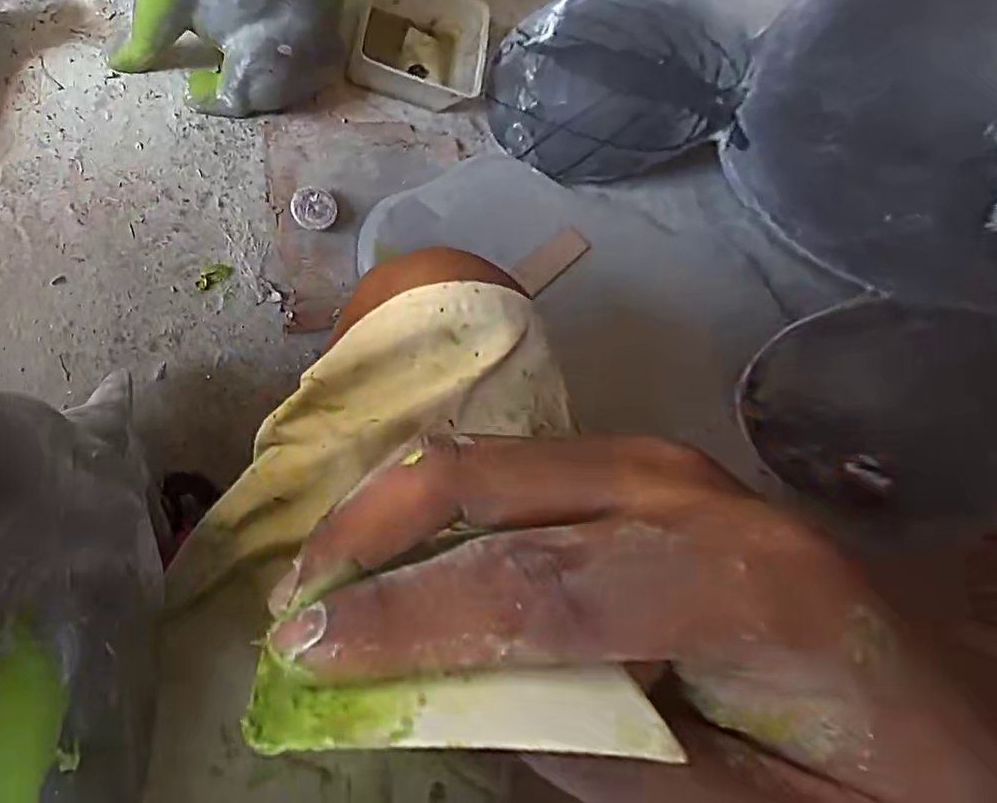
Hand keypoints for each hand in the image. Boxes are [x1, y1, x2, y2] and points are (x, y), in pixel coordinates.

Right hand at [265, 432, 996, 802]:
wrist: (957, 681)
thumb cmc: (888, 774)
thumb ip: (607, 761)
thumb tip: (438, 705)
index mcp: (739, 582)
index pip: (527, 592)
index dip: (401, 619)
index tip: (308, 648)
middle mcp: (671, 487)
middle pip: (466, 485)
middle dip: (359, 538)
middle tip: (294, 598)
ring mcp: (631, 455)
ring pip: (457, 459)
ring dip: (370, 512)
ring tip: (317, 571)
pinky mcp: (602, 455)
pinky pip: (477, 463)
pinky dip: (406, 500)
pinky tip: (373, 540)